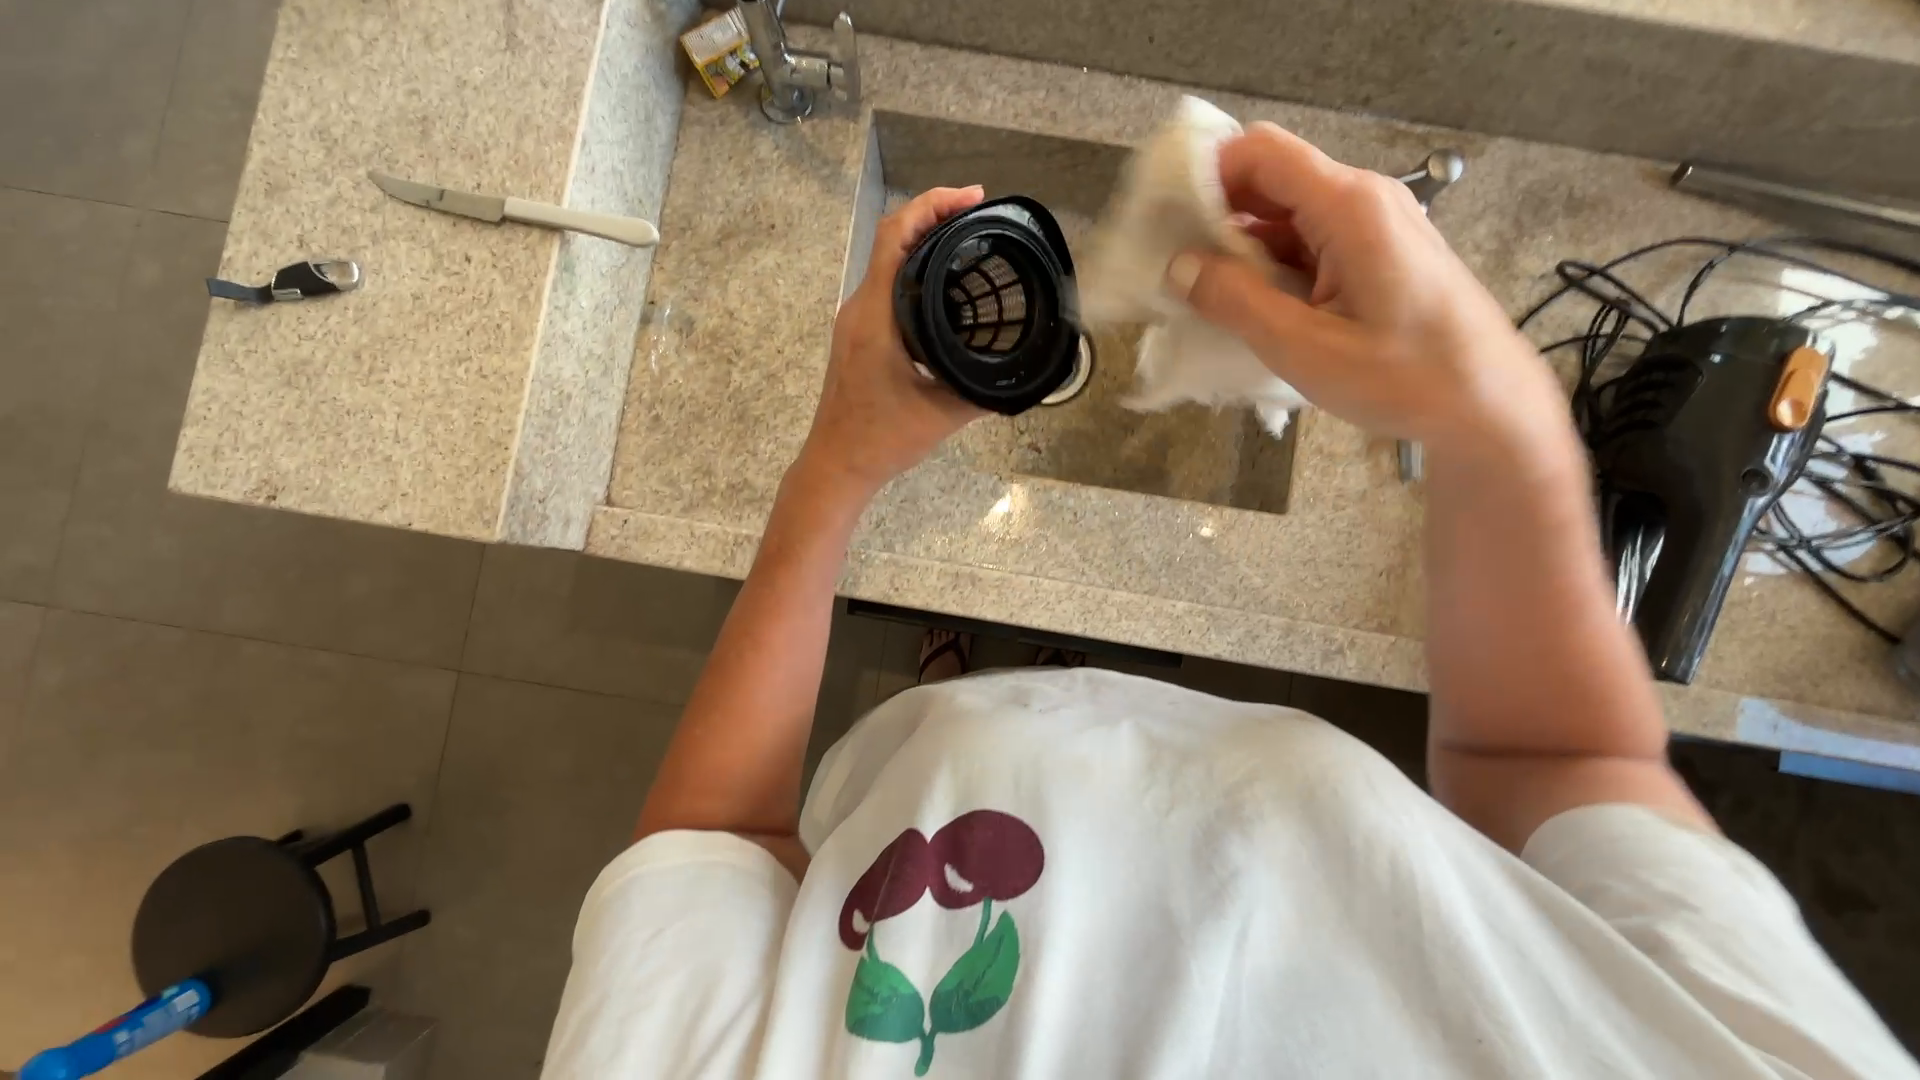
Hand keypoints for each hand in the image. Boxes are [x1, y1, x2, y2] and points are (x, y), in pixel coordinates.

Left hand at [793, 186, 988, 498]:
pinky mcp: (857, 336)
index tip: (972, 198)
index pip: (897, 235)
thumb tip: (1022, 374)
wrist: (836, 465)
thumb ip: (984, 391)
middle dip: (934, 216)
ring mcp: (854, 322)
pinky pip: (886, 287)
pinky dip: (914, 272)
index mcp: (876, 315)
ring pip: (887, 263)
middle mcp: (860, 308)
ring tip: (966, 242)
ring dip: (923, 243)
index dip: (933, 205)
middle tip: (978, 215)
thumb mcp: (941, 414)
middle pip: (892, 239)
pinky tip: (942, 287)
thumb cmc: (881, 440)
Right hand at [1169, 123, 1568, 454]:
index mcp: (1349, 207)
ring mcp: (1372, 230)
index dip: (1206, 174)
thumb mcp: (1306, 348)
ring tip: (1201, 294)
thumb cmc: (1404, 378)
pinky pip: (1308, 245)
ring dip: (1240, 249)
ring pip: (1286, 217)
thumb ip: (1237, 302)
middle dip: (1214, 216)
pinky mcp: (1375, 258)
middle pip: (1271, 181)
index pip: (1261, 153)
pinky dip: (1270, 268)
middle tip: (1173, 265)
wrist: (1487, 407)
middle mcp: (1363, 202)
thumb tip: (1178, 267)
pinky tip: (1247, 308)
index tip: (1165, 220)